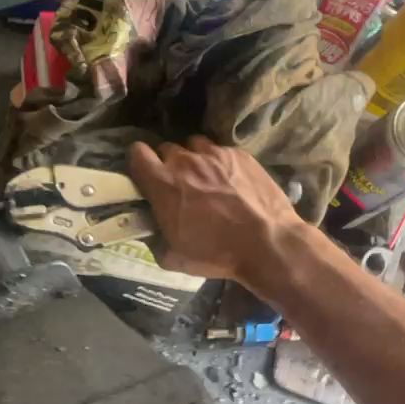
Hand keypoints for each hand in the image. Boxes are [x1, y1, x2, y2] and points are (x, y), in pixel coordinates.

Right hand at [128, 136, 306, 287]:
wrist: (266, 243)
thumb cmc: (215, 254)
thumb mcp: (172, 257)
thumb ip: (154, 239)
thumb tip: (151, 232)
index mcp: (163, 185)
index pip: (137, 153)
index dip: (138, 161)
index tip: (143, 174)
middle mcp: (185, 162)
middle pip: (166, 149)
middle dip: (166, 163)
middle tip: (175, 183)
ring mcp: (214, 154)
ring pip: (193, 146)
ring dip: (192, 158)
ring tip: (201, 176)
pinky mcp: (239, 154)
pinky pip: (219, 151)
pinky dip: (217, 162)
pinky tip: (227, 180)